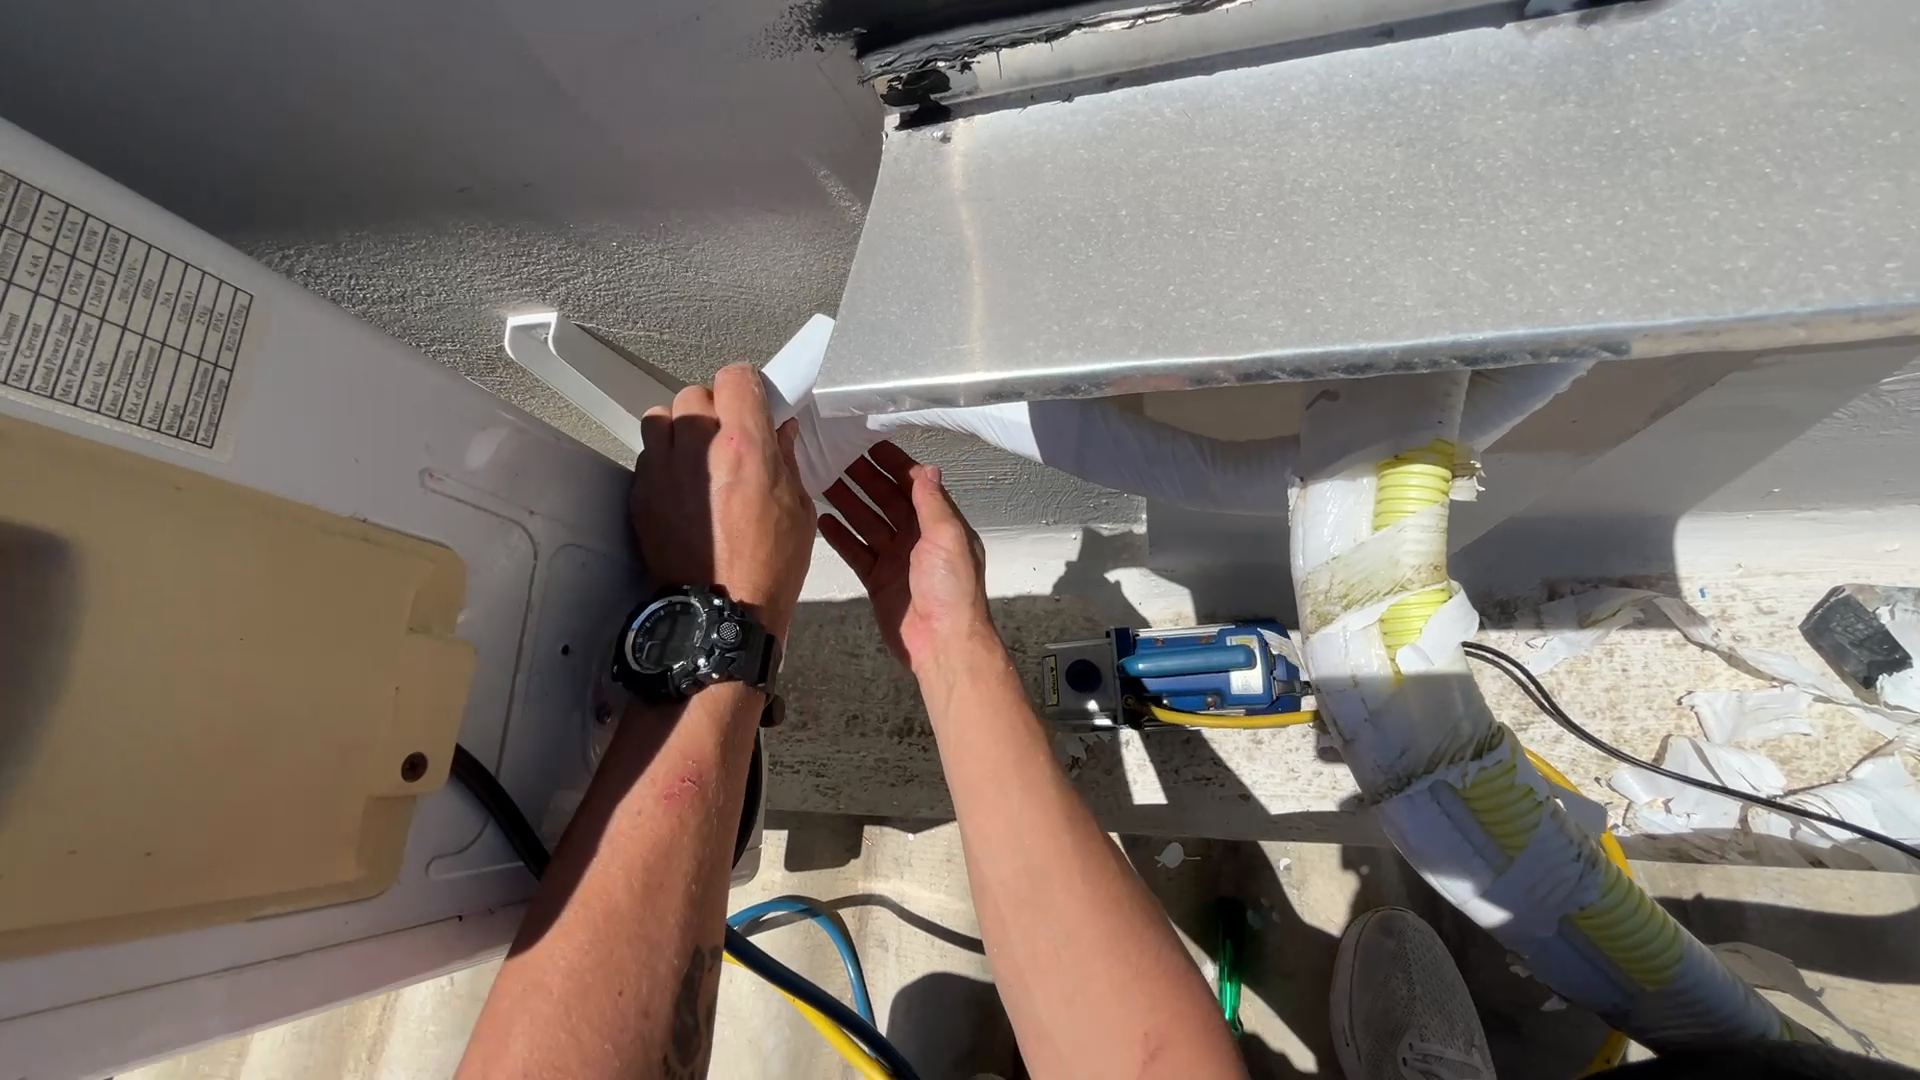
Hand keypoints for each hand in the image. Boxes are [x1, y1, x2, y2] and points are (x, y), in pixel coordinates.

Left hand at [630, 364, 813, 638]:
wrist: (723, 613)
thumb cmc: (767, 568)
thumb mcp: (798, 509)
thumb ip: (786, 460)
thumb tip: (780, 432)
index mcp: (745, 448)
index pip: (736, 378)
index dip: (747, 385)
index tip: (753, 399)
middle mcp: (699, 450)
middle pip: (695, 394)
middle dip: (715, 409)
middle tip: (730, 435)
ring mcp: (663, 472)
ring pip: (661, 418)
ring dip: (680, 428)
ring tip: (697, 456)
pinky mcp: (641, 496)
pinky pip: (647, 456)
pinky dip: (664, 462)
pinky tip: (684, 488)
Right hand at [818, 441, 993, 676]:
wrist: (943, 642)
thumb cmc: (951, 588)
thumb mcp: (947, 538)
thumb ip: (933, 503)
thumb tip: (927, 468)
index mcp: (939, 523)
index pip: (913, 484)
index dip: (891, 463)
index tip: (866, 442)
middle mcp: (917, 537)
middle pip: (885, 499)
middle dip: (863, 478)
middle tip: (834, 456)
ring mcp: (896, 558)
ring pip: (867, 522)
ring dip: (847, 502)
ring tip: (820, 480)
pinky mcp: (878, 580)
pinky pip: (856, 551)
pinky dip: (841, 536)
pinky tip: (822, 519)